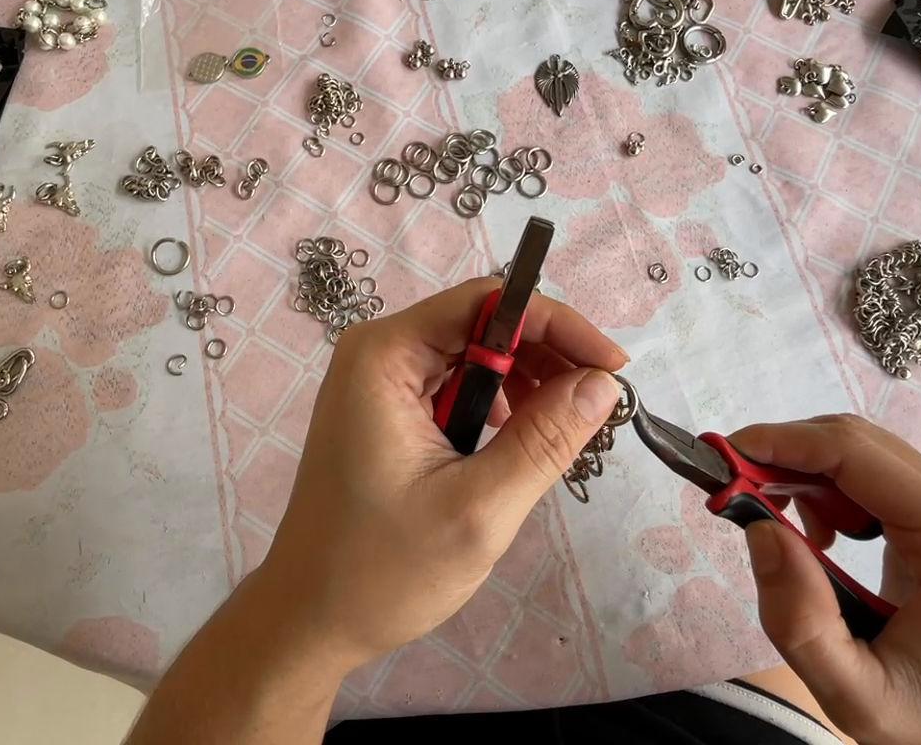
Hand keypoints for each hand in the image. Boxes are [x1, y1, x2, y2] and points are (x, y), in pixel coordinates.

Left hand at [257, 276, 628, 668]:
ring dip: (525, 381)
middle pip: (481, 323)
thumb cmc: (382, 570)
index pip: (485, 303)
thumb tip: (602, 384)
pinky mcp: (387, 406)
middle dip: (545, 356)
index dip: (555, 323)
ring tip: (562, 428)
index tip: (611, 365)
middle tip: (597, 403)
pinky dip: (497, 403)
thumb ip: (544, 439)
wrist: (309, 617)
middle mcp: (379, 351)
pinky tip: (519, 439)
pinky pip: (454, 383)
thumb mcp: (478, 508)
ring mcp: (379, 378)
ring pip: (473, 353)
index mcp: (385, 355)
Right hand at [731, 415, 920, 744]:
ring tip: (778, 522)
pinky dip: (827, 485)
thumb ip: (800, 620)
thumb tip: (762, 529)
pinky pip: (873, 470)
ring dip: (803, 470)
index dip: (782, 442)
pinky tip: (820, 534)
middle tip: (734, 491)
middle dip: (784, 454)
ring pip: (861, 449)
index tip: (721, 455)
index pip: (857, 454)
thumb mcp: (855, 697)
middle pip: (857, 443)